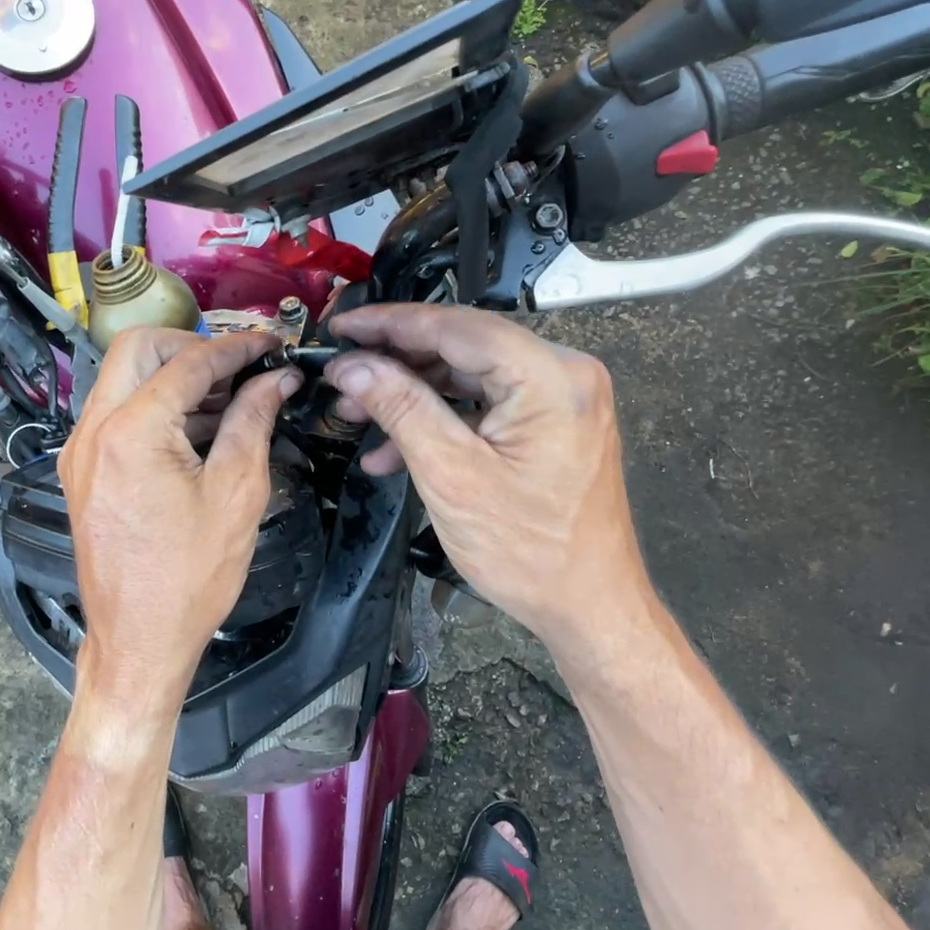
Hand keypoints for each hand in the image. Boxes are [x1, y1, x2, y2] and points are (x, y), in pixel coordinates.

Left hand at [59, 328, 299, 698]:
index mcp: (130, 432)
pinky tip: (196, 430)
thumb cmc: (190, 577)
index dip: (237, 347)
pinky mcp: (82, 471)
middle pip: (138, 349)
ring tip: (227, 402)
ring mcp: (80, 452)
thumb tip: (275, 380)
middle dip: (192, 347)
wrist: (139, 640)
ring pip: (122, 378)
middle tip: (239, 370)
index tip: (271, 343)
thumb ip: (253, 421)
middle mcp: (92, 431)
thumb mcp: (236, 493)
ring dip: (173, 377)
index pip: (188, 362)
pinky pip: (116, 414)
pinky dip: (154, 407)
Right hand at [322, 304, 641, 638]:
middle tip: (341, 375)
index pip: (456, 326)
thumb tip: (353, 366)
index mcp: (551, 377)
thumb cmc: (531, 552)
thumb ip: (401, 408)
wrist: (588, 606)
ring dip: (410, 392)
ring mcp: (559, 398)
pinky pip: (483, 403)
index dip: (389, 323)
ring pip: (467, 374)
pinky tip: (392, 448)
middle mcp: (563, 374)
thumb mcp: (452, 476)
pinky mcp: (550, 422)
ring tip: (357, 413)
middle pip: (461, 346)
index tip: (342, 326)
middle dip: (395, 362)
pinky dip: (439, 418)